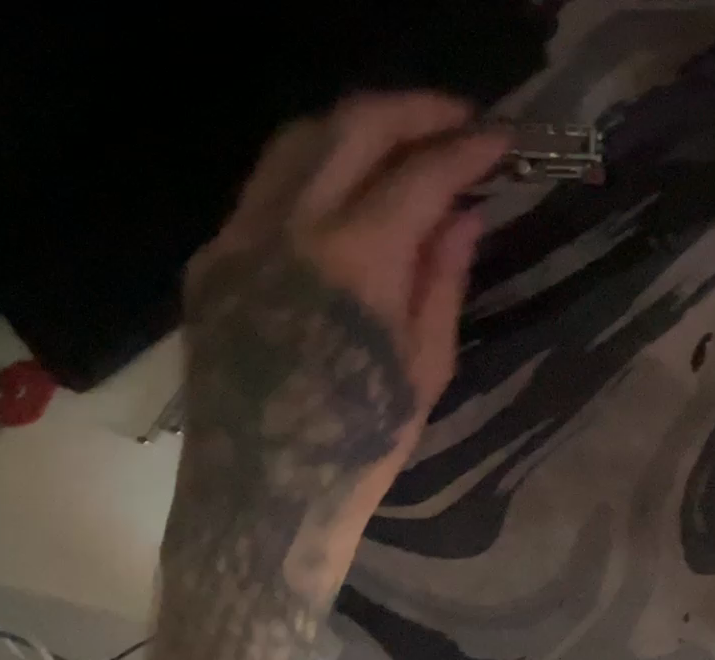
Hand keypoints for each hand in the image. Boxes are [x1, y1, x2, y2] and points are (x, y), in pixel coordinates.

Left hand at [172, 93, 508, 602]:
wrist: (267, 494)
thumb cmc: (363, 443)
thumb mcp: (426, 365)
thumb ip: (442, 277)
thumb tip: (464, 214)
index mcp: (354, 263)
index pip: (418, 174)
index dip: (466, 149)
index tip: (503, 139)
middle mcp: (285, 230)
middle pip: (349, 128)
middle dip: (412, 111)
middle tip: (460, 121)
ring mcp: (237, 239)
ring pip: (296, 143)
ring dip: (358, 130)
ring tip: (406, 146)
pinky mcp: (211, 260)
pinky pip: (266, 188)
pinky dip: (317, 172)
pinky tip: (350, 198)